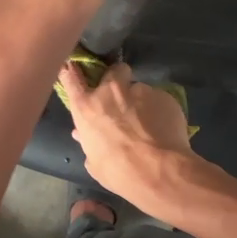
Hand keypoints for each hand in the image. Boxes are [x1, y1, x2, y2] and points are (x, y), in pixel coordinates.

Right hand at [61, 61, 207, 207]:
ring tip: (150, 123)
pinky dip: (160, 111)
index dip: (72, 70)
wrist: (158, 170)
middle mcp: (111, 91)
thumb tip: (82, 134)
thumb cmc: (118, 171)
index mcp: (86, 107)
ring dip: (142, 101)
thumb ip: (89, 142)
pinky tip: (164, 128)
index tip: (73, 66)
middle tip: (123, 97)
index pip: (71, 77)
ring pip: (140, 89)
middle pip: (113, 71)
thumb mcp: (95, 162)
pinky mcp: (164, 96)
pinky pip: (159, 100)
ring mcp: (140, 90)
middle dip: (118, 79)